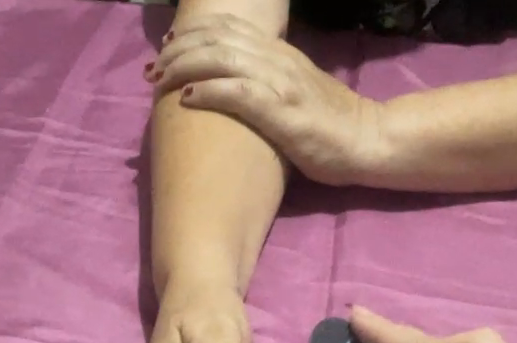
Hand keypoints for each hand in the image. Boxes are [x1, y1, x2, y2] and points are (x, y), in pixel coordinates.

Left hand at [146, 15, 386, 186]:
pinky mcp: (282, 112)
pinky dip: (209, 91)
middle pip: (218, 38)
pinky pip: (238, 93)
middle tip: (151, 67)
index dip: (193, 33)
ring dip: (184, 66)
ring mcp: (280, 84)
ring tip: (158, 79)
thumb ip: (266, 86)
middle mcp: (276, 59)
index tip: (167, 46)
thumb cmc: (326, 126)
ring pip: (222, 59)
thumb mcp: (293, 93)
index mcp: (278, 52)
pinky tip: (186, 97)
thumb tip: (233, 91)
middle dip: (178, 48)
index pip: (228, 29)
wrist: (365, 140)